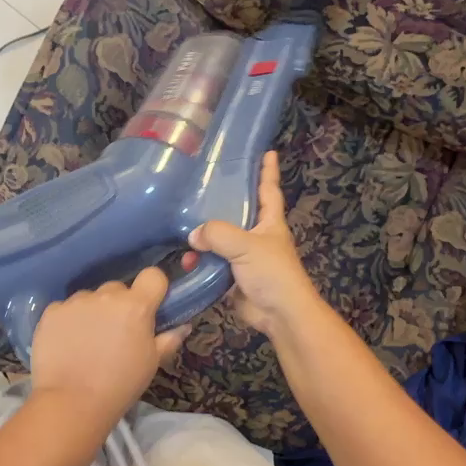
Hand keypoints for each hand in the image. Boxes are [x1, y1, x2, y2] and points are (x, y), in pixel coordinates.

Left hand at [28, 268, 190, 425]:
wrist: (72, 402)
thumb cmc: (120, 384)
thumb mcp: (151, 363)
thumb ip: (168, 339)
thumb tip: (183, 326)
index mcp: (136, 306)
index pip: (153, 276)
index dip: (153, 287)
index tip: (150, 305)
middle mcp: (106, 296)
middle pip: (118, 288)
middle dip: (120, 304)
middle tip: (117, 332)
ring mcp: (76, 302)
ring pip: (90, 298)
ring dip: (93, 311)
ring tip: (88, 341)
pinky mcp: (52, 312)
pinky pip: (66, 308)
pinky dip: (69, 320)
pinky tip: (68, 344)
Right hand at [188, 151, 322, 337]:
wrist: (280, 315)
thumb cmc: (272, 273)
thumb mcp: (246, 245)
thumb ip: (218, 234)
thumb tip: (192, 236)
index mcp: (269, 222)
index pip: (269, 189)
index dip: (268, 170)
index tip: (267, 151)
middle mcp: (258, 235)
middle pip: (238, 212)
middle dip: (221, 202)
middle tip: (198, 185)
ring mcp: (246, 257)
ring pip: (220, 240)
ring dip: (204, 240)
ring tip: (184, 238)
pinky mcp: (234, 277)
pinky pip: (213, 264)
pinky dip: (200, 262)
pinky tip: (186, 261)